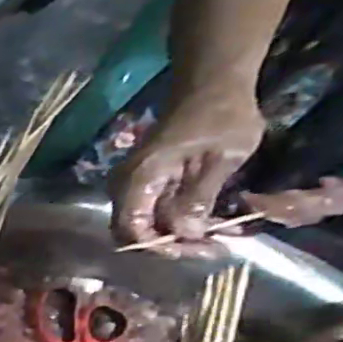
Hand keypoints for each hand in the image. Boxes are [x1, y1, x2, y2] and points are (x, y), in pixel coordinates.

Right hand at [113, 86, 265, 244]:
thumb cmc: (220, 118)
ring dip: (174, 236)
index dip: (159, 246)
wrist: (208, 90)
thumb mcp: (221, 158)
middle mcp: (122, 189)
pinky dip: (174, 223)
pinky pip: (149, 213)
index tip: (197, 251)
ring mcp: (128, 188)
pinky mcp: (140, 186)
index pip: (131, 228)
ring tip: (214, 238)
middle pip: (132, 231)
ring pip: (141, 225)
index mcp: (136, 182)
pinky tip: (204, 223)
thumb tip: (185, 235)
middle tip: (211, 249)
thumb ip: (198, 198)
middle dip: (169, 245)